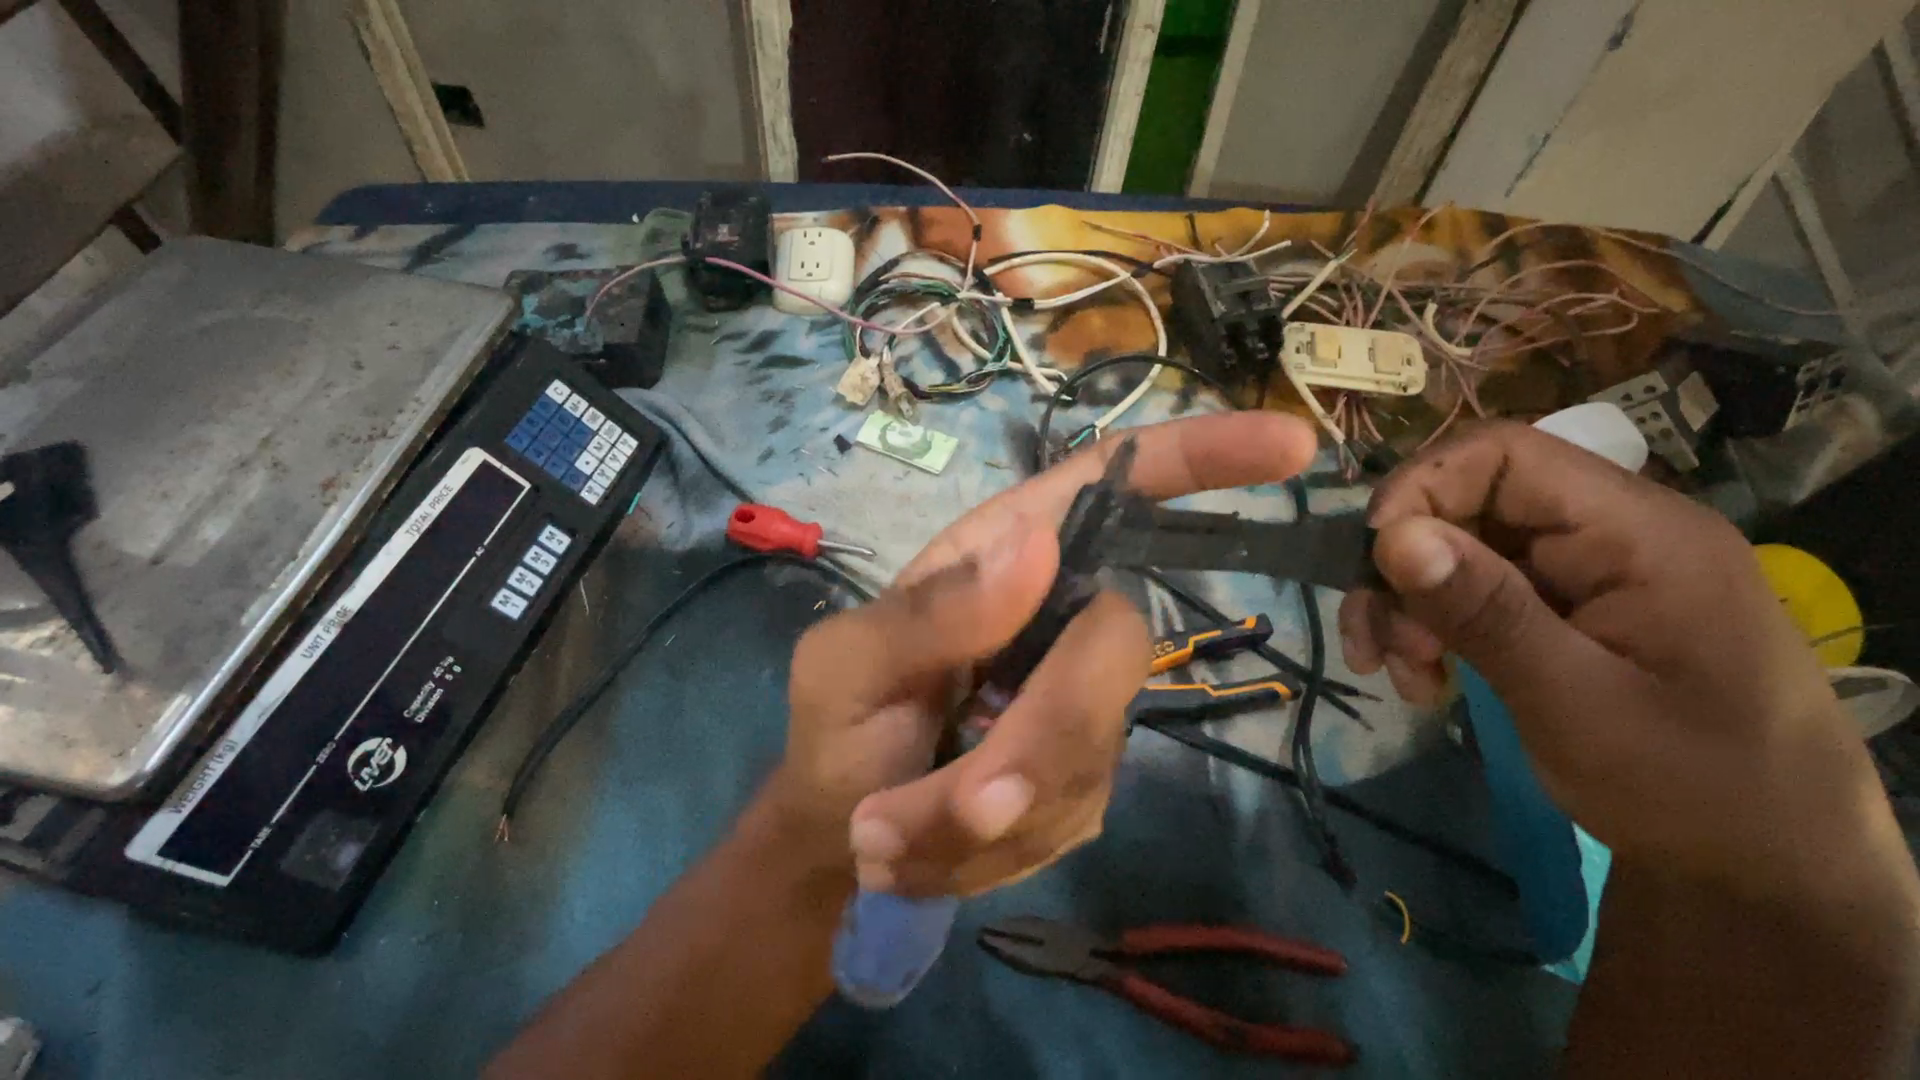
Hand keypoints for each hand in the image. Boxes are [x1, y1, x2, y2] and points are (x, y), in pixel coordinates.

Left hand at [779, 412, 1317, 896]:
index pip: (1111, 488)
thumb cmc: (836, 731)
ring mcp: (1083, 705)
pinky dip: (988, 847)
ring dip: (982, 810)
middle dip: (1036, 734)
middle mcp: (1055, 619)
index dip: (1199, 459)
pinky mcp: (1088, 783)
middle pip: (1120, 642)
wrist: (840, 843)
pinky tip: (926, 846)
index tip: (1293, 446)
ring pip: (1091, 749)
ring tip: (892, 830)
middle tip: (951, 801)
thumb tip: (1040, 546)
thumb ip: (930, 615)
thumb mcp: (846, 666)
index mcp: (998, 559)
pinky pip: (1072, 814)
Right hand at [1339, 421, 1908, 899]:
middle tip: (1378, 648)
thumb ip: (1486, 612)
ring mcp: (1591, 573)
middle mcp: (1614, 534)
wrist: (1762, 867)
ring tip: (1401, 676)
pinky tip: (1425, 681)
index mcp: (1642, 534)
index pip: (1507, 455)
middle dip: (1406, 569)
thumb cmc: (1691, 789)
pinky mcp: (1569, 610)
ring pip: (1461, 551)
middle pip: (1471, 505)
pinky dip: (1435, 629)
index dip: (1422, 489)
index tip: (1372, 562)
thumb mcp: (1576, 704)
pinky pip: (1478, 592)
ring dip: (1410, 607)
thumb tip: (1389, 535)